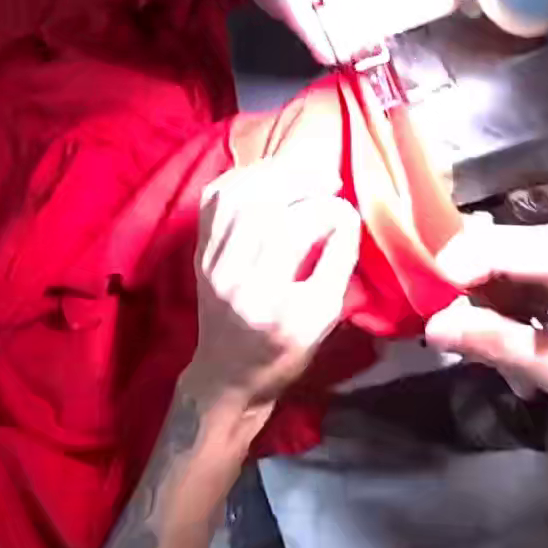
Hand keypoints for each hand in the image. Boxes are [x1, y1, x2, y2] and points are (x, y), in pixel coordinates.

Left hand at [185, 163, 361, 410]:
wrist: (227, 374)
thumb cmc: (282, 353)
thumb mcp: (323, 320)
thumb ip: (338, 264)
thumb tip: (345, 214)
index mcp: (271, 302)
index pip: (298, 233)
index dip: (331, 213)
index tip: (348, 211)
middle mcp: (234, 276)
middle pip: (264, 207)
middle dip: (302, 184)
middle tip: (329, 181)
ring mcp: (210, 259)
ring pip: (237, 195)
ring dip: (273, 174)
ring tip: (302, 174)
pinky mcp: (199, 248)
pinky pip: (215, 197)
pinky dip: (241, 177)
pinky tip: (266, 176)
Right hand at [423, 219, 547, 433]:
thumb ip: (496, 343)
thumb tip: (431, 326)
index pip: (489, 249)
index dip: (451, 277)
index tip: (430, 316)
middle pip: (487, 249)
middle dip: (468, 295)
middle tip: (464, 344)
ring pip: (496, 261)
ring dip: (487, 307)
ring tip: (501, 361)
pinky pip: (514, 272)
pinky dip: (506, 307)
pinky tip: (518, 346)